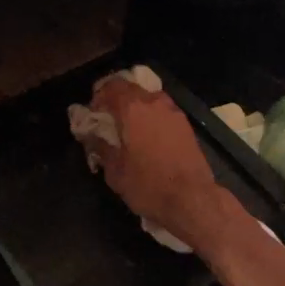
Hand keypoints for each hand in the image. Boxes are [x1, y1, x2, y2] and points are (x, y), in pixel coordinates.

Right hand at [81, 79, 226, 243]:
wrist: (192, 199)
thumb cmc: (149, 185)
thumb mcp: (115, 172)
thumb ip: (101, 148)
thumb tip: (92, 137)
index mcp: (132, 108)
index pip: (111, 87)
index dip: (98, 96)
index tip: (92, 112)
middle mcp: (153, 102)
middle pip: (131, 88)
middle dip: (117, 99)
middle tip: (109, 118)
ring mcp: (173, 111)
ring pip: (148, 98)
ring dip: (136, 106)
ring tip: (129, 127)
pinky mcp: (186, 124)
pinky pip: (162, 110)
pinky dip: (151, 116)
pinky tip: (149, 136)